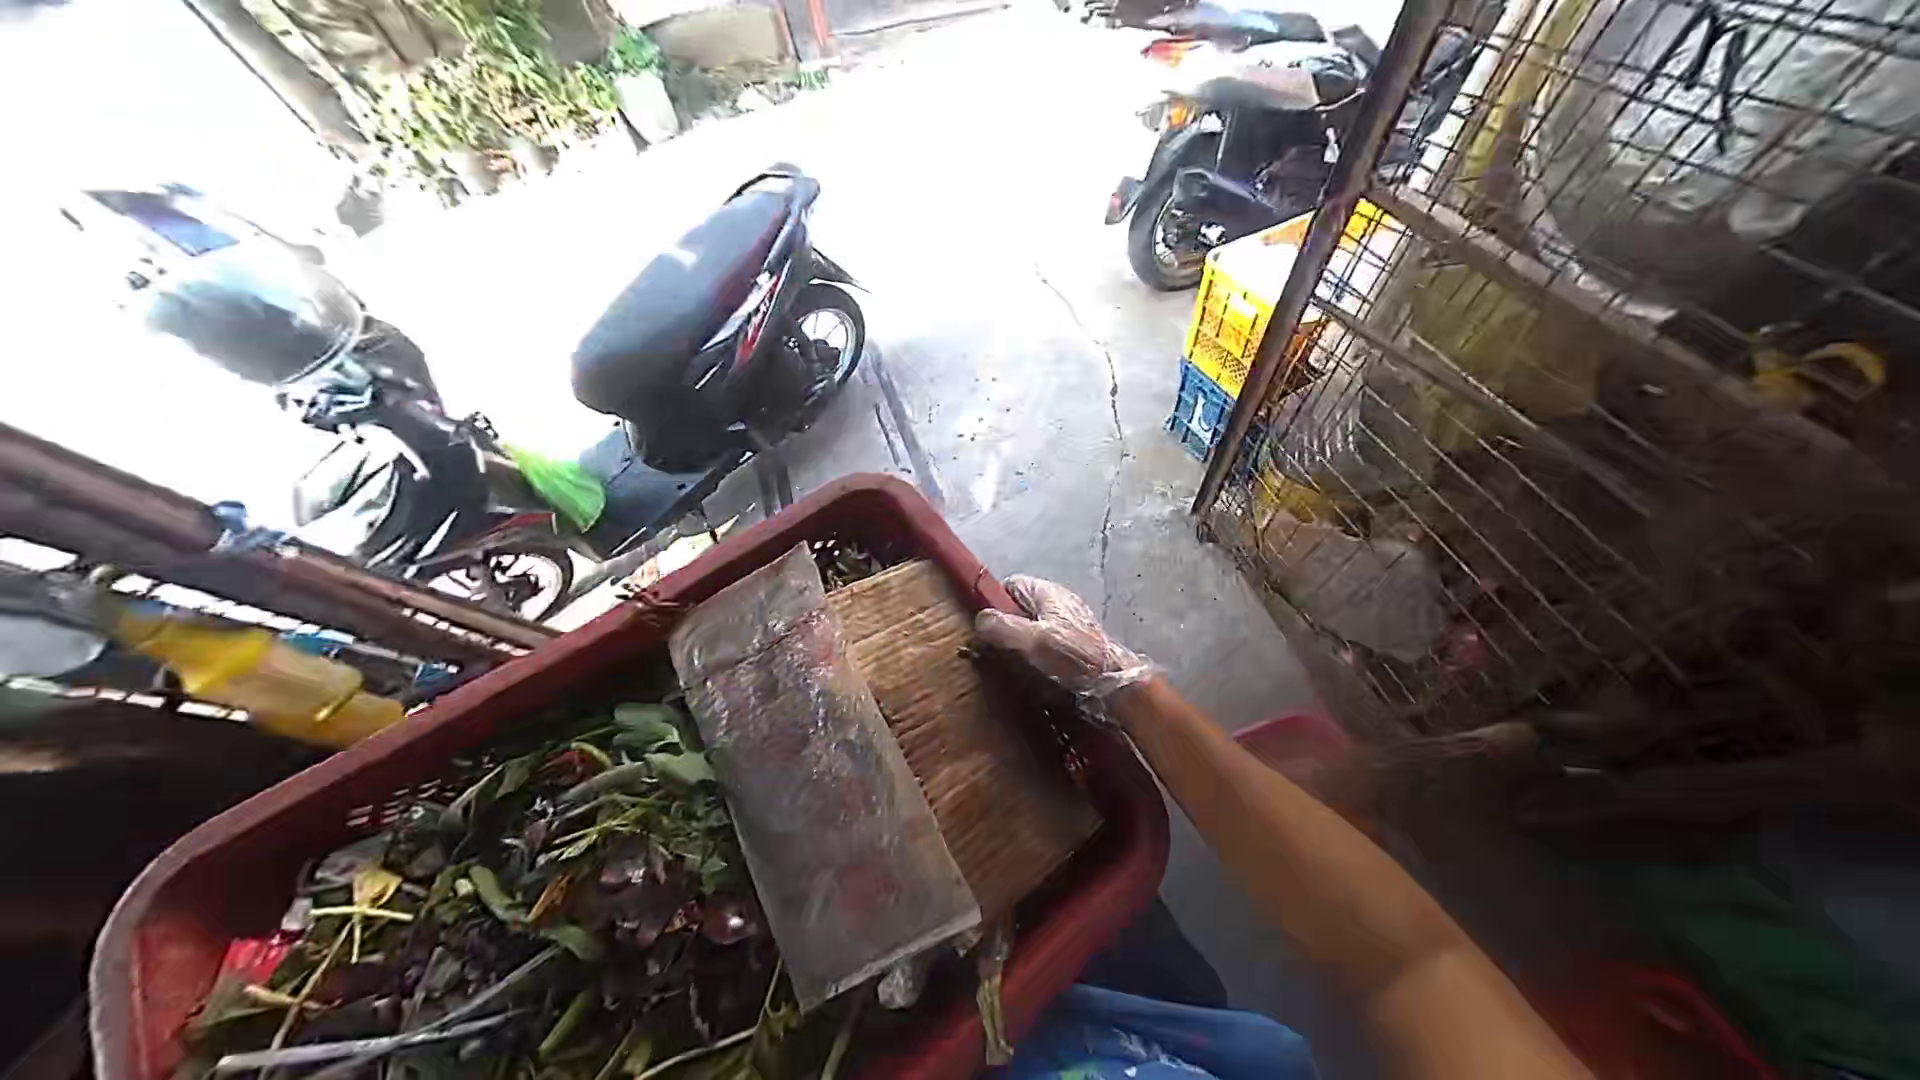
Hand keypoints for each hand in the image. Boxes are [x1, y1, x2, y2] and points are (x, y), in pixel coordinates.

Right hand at [974, 576, 1156, 709]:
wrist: (1115, 681)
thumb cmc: (1072, 655)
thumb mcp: (1033, 640)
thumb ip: (1003, 627)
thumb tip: (980, 619)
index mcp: (1047, 592)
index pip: (1011, 585)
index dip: (995, 602)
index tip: (990, 626)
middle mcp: (1058, 601)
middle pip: (1020, 606)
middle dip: (1008, 626)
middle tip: (1002, 649)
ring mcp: (1068, 620)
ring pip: (1032, 625)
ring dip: (1022, 643)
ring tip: (1019, 663)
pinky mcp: (1074, 640)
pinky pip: (1046, 640)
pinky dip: (1038, 652)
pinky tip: (1037, 669)